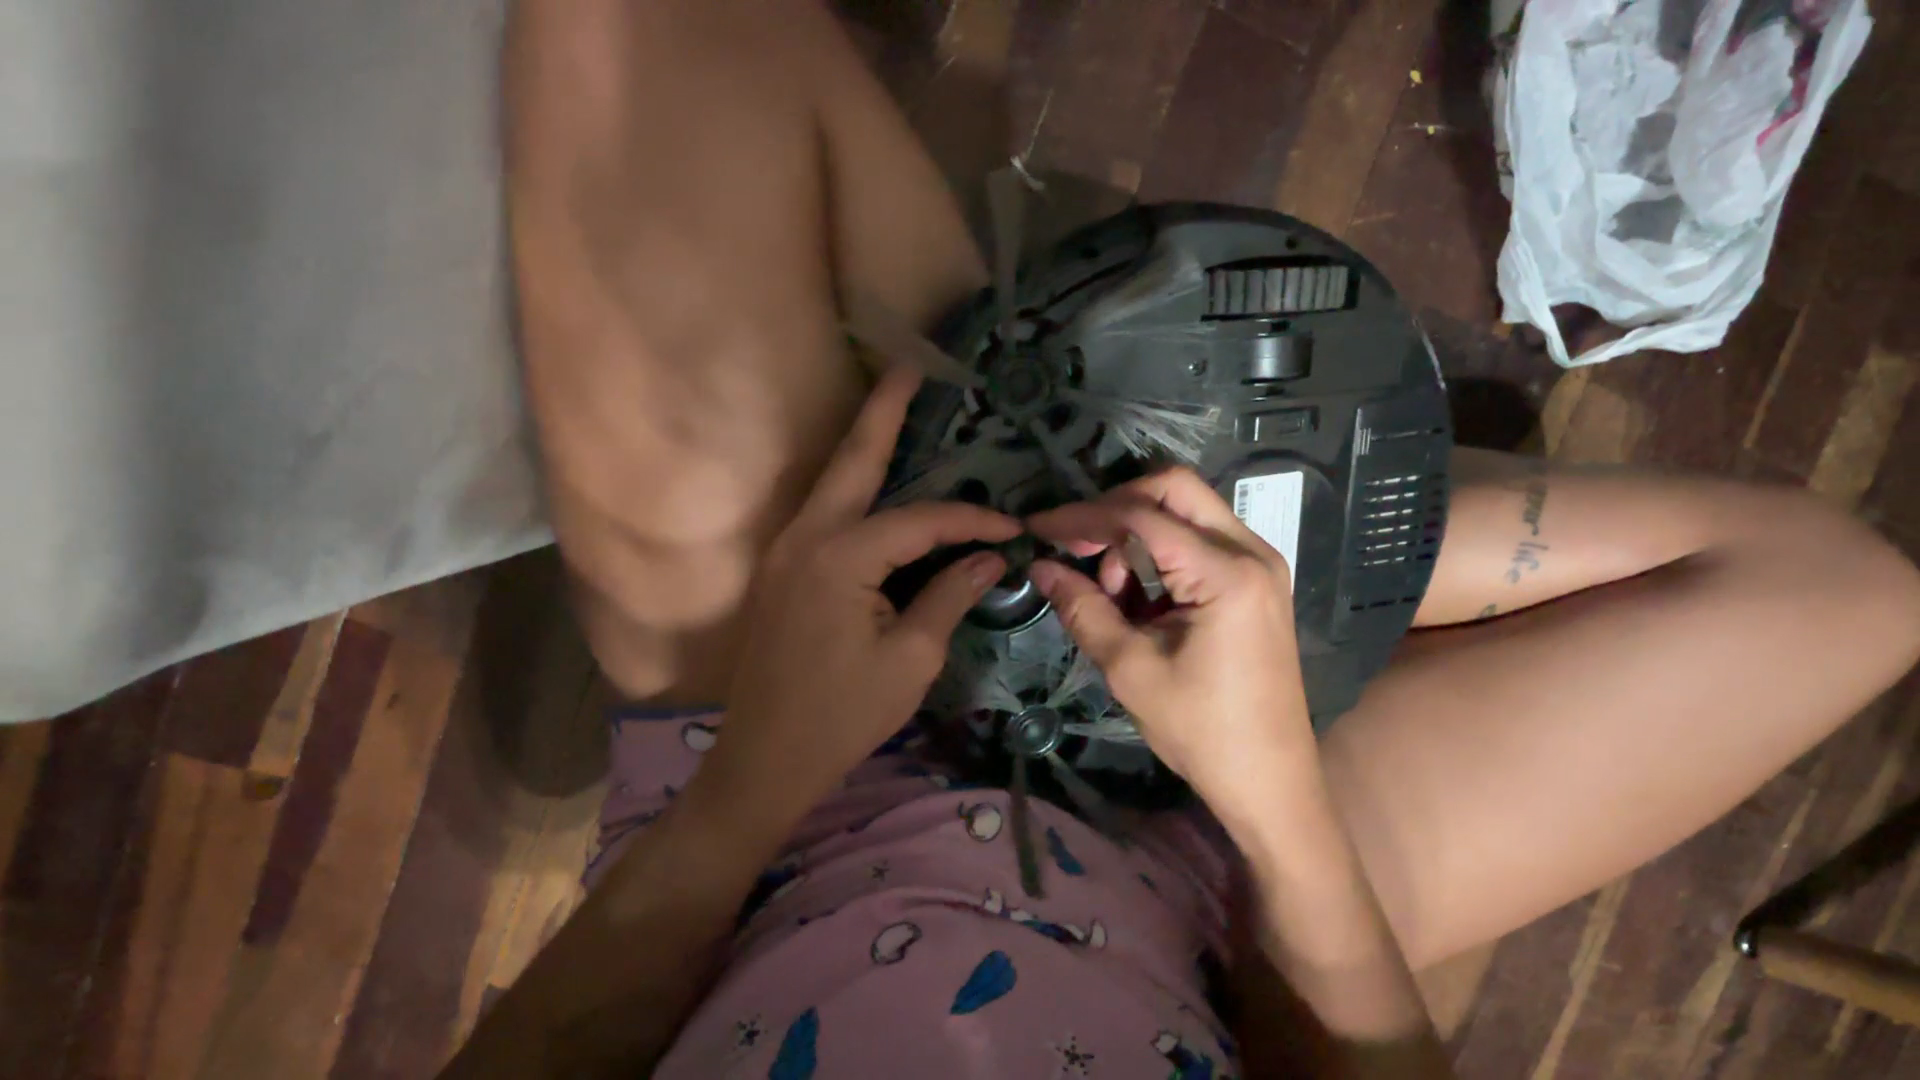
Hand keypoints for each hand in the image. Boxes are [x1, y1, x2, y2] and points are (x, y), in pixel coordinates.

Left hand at [698, 365, 1020, 819]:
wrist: (764, 759)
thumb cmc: (842, 714)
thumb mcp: (910, 659)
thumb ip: (948, 597)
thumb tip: (988, 559)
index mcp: (840, 557)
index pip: (920, 519)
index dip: (969, 519)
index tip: (1010, 528)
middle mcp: (805, 537)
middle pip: (853, 460)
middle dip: (884, 411)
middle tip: (911, 365)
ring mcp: (784, 551)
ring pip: (832, 483)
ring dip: (864, 445)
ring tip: (896, 409)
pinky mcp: (779, 571)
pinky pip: (823, 514)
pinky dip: (852, 489)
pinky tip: (874, 486)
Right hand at [1025, 467, 1315, 820]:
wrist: (1271, 780)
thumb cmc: (1201, 731)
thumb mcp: (1130, 670)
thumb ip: (1084, 608)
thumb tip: (1040, 566)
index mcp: (1226, 573)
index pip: (1141, 515)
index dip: (1082, 516)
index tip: (1036, 527)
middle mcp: (1252, 552)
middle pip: (1174, 489)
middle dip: (1116, 507)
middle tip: (1078, 545)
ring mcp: (1260, 565)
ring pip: (1187, 512)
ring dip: (1139, 533)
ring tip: (1111, 591)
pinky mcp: (1256, 583)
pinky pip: (1201, 541)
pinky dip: (1162, 554)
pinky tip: (1139, 599)